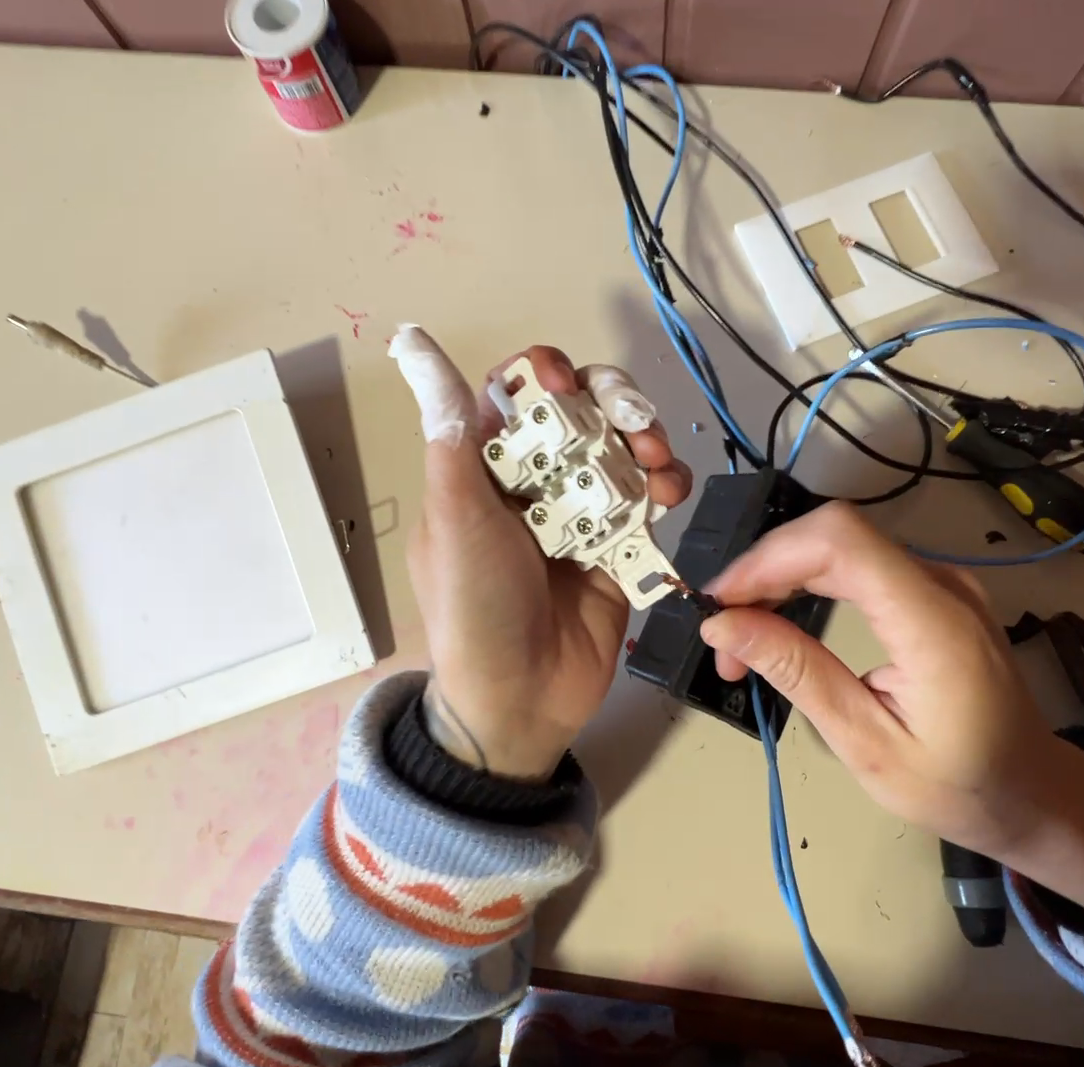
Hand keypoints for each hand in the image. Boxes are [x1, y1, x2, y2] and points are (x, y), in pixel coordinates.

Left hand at [395, 329, 692, 780]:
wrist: (519, 699)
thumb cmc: (475, 606)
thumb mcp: (454, 518)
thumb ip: (452, 434)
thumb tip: (415, 349)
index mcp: (487, 468)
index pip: (518, 396)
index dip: (543, 374)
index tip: (564, 384)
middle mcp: (536, 481)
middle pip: (582, 412)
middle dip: (612, 402)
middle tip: (631, 421)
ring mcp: (582, 512)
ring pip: (622, 448)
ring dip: (646, 440)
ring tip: (656, 462)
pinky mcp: (620, 545)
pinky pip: (649, 499)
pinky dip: (665, 486)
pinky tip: (668, 493)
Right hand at [699, 503, 1083, 927]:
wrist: (1034, 792)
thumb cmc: (957, 785)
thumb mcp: (867, 745)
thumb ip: (798, 673)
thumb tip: (723, 625)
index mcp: (934, 622)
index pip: (841, 542)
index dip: (768, 558)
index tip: (720, 604)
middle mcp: (942, 582)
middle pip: (833, 534)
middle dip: (762, 572)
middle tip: (722, 634)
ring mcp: (940, 580)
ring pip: (837, 543)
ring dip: (777, 579)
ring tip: (741, 636)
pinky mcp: (929, 589)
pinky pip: (854, 562)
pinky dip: (803, 583)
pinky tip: (778, 621)